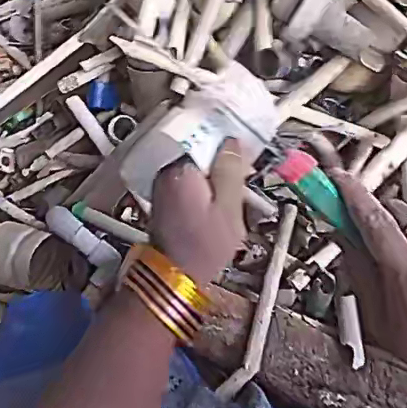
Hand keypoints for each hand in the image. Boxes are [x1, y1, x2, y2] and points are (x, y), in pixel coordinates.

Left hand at [148, 140, 251, 281]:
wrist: (175, 274)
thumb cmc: (201, 247)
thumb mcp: (228, 209)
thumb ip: (230, 172)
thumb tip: (233, 144)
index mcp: (181, 170)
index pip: (203, 134)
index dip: (226, 137)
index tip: (243, 143)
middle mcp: (166, 172)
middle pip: (197, 146)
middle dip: (220, 153)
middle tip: (242, 165)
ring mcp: (162, 183)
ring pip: (193, 162)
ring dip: (213, 168)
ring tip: (233, 182)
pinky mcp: (165, 195)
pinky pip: (187, 177)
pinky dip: (203, 181)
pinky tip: (218, 194)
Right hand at [329, 169, 406, 396]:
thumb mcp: (379, 319)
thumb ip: (359, 273)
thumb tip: (344, 241)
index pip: (373, 218)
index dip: (351, 194)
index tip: (336, 179)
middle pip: (397, 214)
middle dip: (379, 220)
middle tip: (368, 239)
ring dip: (405, 240)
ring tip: (406, 274)